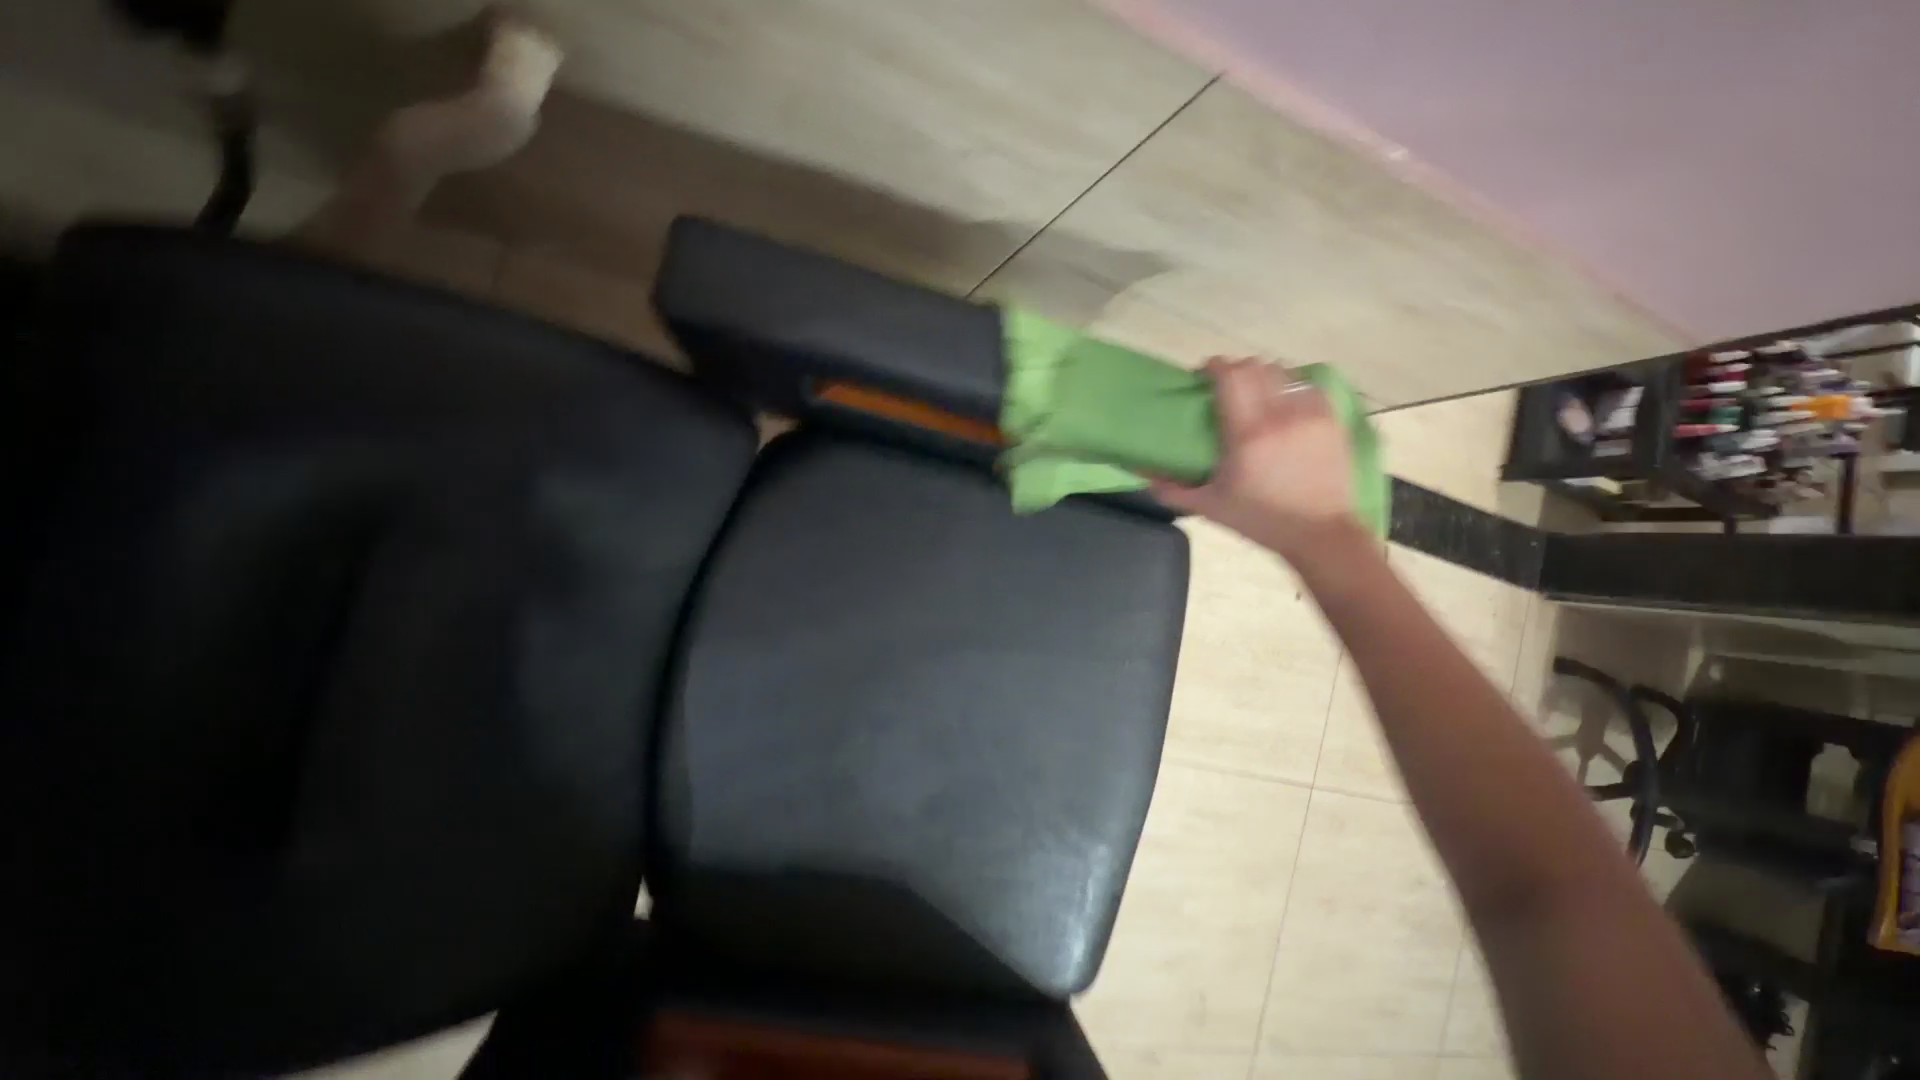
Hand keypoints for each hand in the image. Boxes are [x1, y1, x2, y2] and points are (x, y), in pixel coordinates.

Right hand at [1150, 357, 1359, 557]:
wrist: (1321, 534)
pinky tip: (1284, 405)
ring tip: (1256, 394)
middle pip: (1255, 366)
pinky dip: (1291, 388)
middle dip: (1236, 370)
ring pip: (1283, 371)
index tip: (1204, 374)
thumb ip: (1172, 489)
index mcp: (1247, 434)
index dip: (1214, 366)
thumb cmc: (1261, 520)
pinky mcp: (1331, 419)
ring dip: (1264, 376)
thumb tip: (1141, 474)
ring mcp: (1310, 414)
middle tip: (1226, 386)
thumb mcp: (1210, 507)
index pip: (1230, 376)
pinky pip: (1307, 386)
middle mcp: (1280, 415)